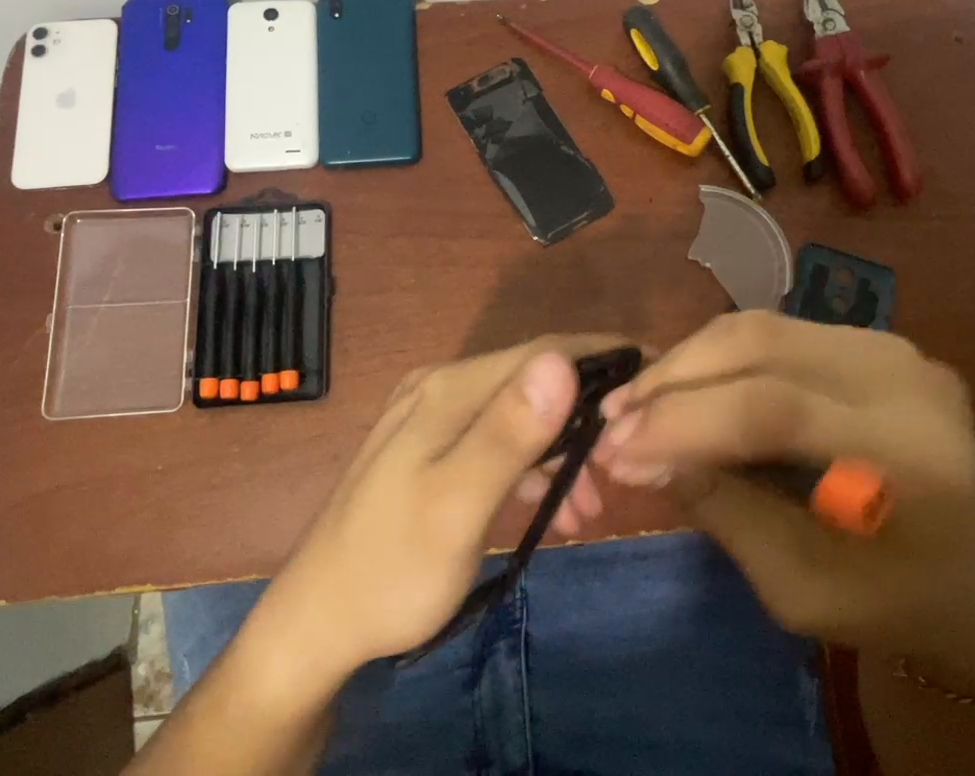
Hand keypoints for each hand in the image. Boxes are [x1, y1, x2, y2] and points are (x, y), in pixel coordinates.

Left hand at [241, 335, 624, 678]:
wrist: (319, 623)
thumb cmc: (393, 570)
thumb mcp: (457, 505)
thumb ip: (509, 433)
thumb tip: (564, 360)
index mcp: (448, 390)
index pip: (543, 351)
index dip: (602, 359)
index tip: (656, 379)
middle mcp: (440, 390)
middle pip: (533, 383)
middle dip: (586, 419)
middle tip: (627, 467)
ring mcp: (432, 421)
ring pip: (519, 418)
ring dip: (562, 453)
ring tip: (594, 506)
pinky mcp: (431, 453)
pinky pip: (497, 445)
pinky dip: (532, 471)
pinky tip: (556, 510)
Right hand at [592, 312, 974, 693]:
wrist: (966, 585)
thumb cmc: (885, 606)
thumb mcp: (795, 587)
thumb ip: (721, 508)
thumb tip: (635, 451)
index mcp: (908, 456)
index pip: (775, 410)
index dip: (683, 422)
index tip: (613, 448)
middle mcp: (906, 381)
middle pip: (763, 346)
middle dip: (674, 379)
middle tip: (611, 418)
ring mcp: (896, 351)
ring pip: (761, 328)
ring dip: (688, 362)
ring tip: (636, 403)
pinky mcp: (876, 343)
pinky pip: (777, 333)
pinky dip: (718, 359)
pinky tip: (684, 389)